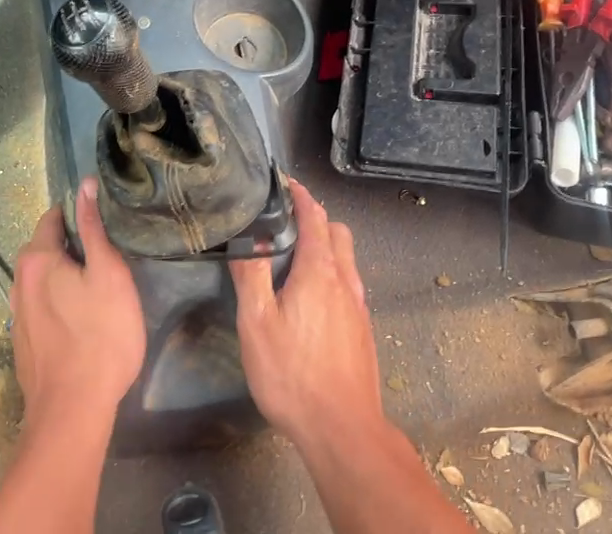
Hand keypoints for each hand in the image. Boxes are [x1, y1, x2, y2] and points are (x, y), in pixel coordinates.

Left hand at [9, 178, 146, 422]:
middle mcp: (18, 281)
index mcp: (36, 259)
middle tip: (107, 259)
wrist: (71, 411)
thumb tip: (86, 184)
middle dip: (72, 247)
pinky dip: (58, 304)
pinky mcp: (23, 342)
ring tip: (97, 289)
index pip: (53, 217)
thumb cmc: (99, 337)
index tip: (105, 225)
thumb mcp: (109, 274)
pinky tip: (80, 321)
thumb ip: (94, 228)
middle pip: (45, 248)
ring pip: (42, 280)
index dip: (79, 215)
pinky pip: (41, 307)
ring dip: (64, 277)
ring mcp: (17, 314)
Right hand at [229, 179, 380, 442]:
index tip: (285, 183)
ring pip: (346, 260)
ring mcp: (358, 307)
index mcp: (319, 272)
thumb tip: (248, 235)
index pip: (314, 217)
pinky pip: (348, 285)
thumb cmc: (292, 374)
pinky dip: (332, 273)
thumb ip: (252, 274)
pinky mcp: (363, 330)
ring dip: (325, 246)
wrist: (343, 429)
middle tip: (285, 221)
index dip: (300, 196)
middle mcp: (345, 282)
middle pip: (337, 233)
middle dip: (315, 218)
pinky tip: (311, 298)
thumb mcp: (257, 323)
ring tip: (293, 257)